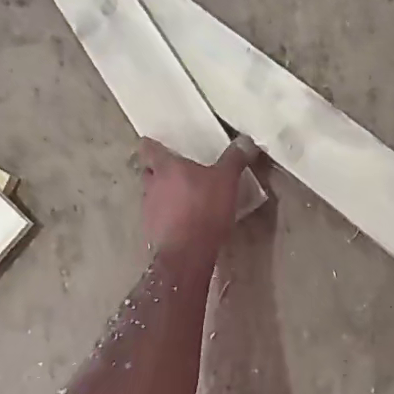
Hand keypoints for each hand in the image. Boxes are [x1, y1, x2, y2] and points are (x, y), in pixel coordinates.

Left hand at [139, 135, 255, 262]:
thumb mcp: (226, 181)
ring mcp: (148, 209)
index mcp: (166, 167)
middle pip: (149, 172)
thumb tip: (245, 141)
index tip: (159, 146)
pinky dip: (168, 217)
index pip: (148, 148)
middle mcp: (151, 185)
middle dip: (159, 171)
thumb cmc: (205, 209)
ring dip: (164, 195)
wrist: (188, 252)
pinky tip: (184, 223)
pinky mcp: (152, 231)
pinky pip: (158, 217)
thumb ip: (234, 160)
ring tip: (184, 200)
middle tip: (177, 174)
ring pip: (153, 195)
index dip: (152, 146)